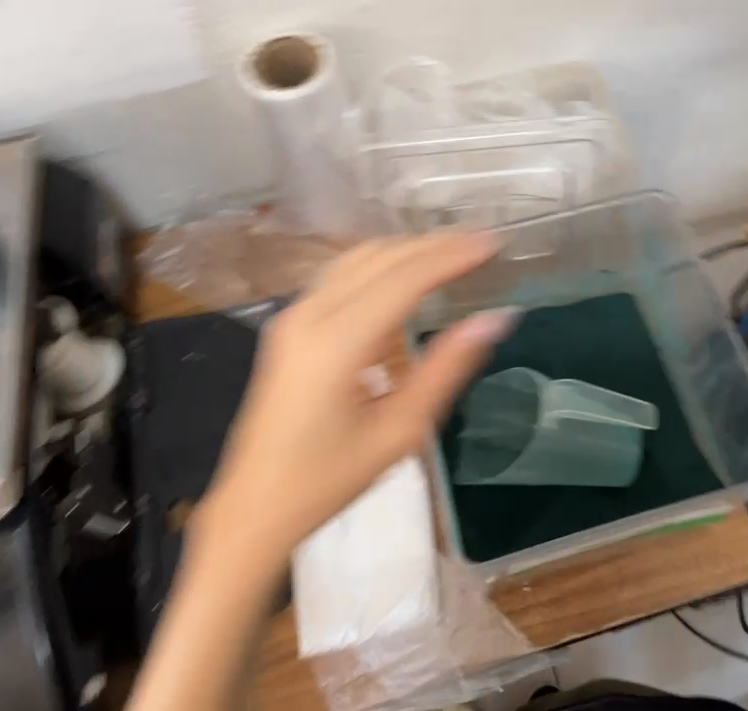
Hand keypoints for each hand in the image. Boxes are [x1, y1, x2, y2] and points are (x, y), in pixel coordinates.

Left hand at [192, 233, 520, 563]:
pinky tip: (407, 273)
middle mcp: (310, 314)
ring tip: (453, 251)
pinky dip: (380, 263)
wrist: (255, 504)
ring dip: (407, 249)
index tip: (493, 243)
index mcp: (337, 342)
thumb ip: (446, 368)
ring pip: (358, 258)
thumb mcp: (399, 432)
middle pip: (381, 257)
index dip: (451, 256)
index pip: (404, 279)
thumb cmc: (328, 479)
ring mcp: (293, 314)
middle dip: (434, 245)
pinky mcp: (288, 323)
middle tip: (481, 242)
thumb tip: (493, 319)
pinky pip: (340, 274)